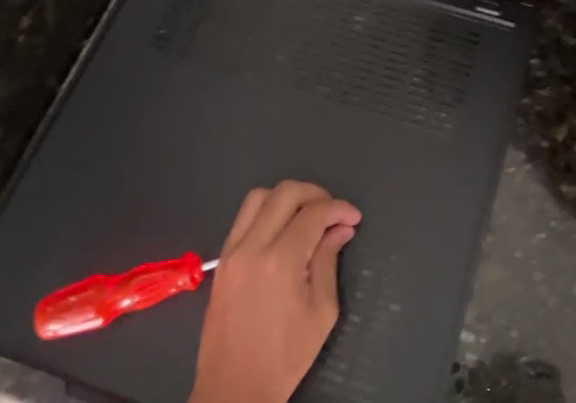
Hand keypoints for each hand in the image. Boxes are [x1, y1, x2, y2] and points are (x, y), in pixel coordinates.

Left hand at [190, 182, 361, 402]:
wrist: (233, 389)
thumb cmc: (284, 357)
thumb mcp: (321, 312)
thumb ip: (329, 261)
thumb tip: (340, 229)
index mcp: (280, 261)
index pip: (314, 213)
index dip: (339, 209)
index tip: (354, 218)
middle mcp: (252, 247)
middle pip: (285, 193)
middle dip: (315, 194)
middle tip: (333, 213)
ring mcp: (232, 252)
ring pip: (258, 197)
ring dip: (287, 198)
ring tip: (307, 217)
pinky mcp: (222, 261)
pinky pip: (243, 218)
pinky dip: (266, 212)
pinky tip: (283, 231)